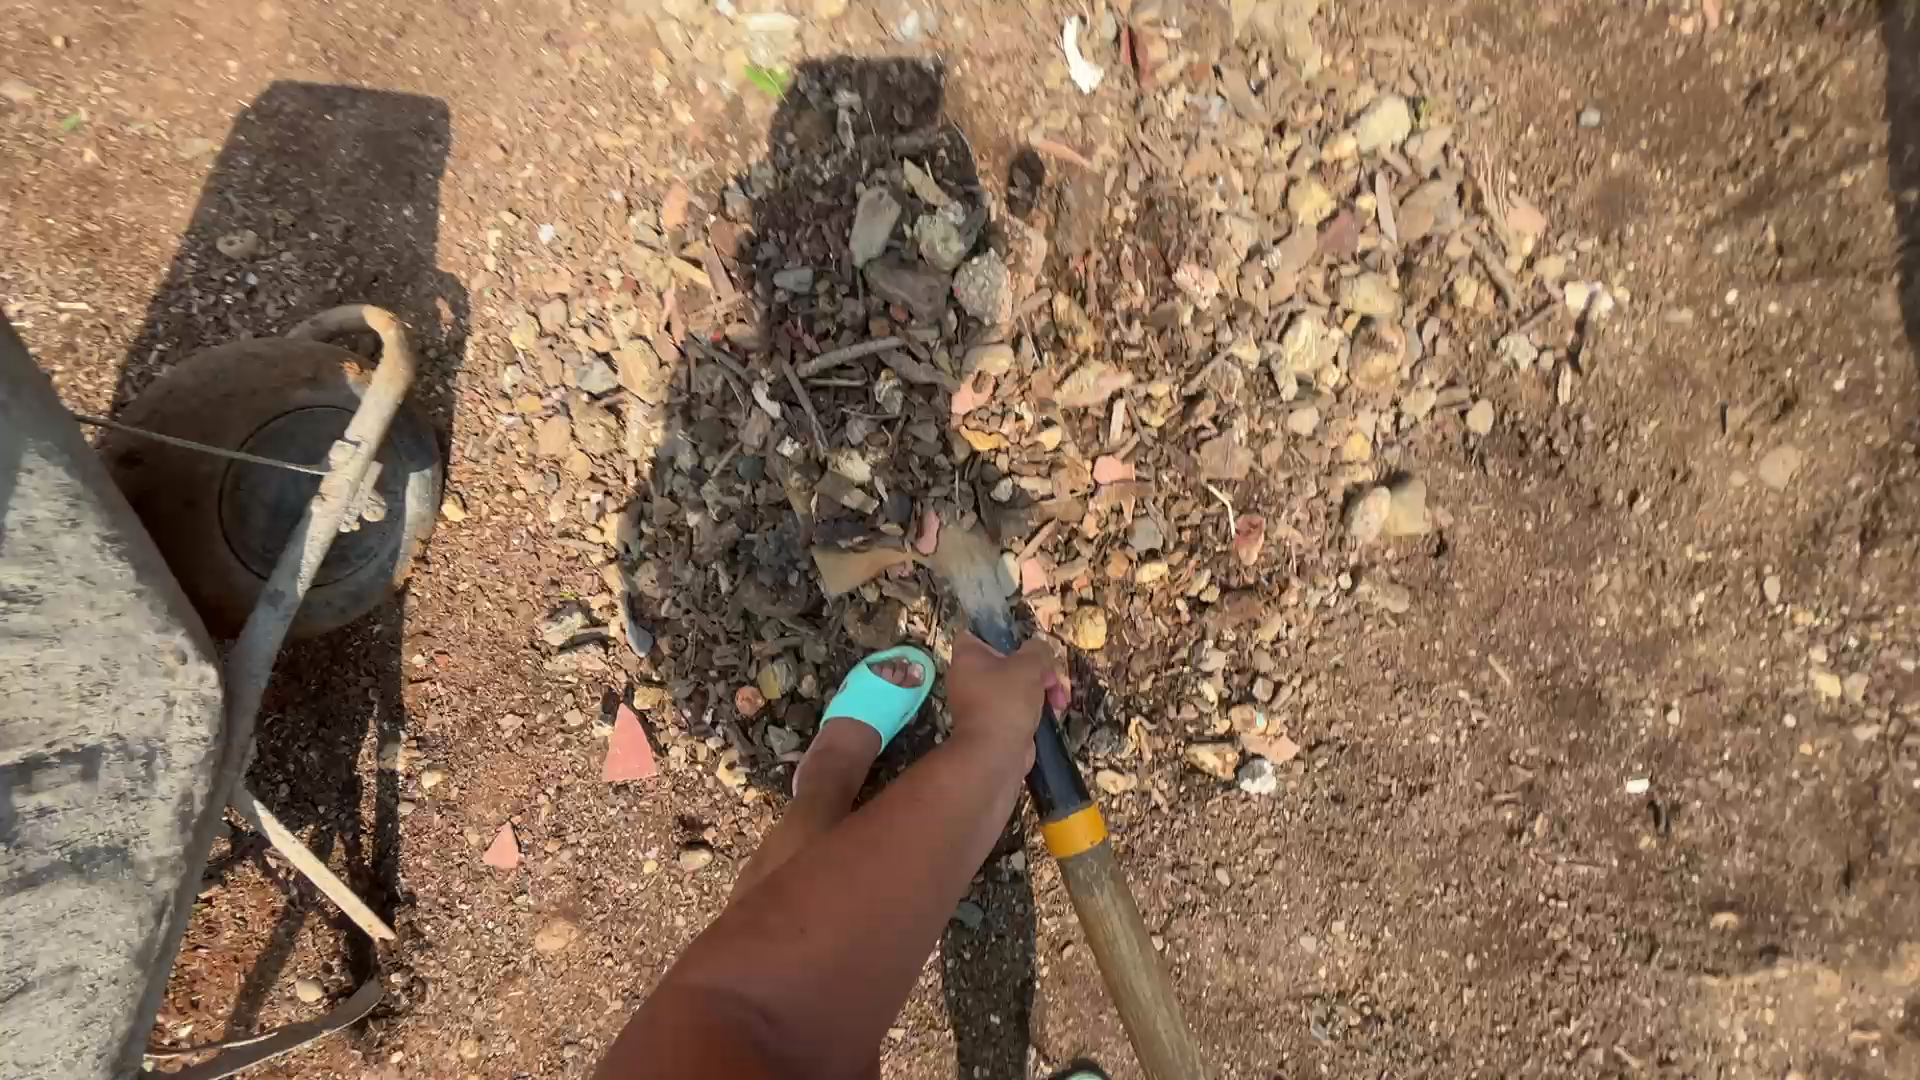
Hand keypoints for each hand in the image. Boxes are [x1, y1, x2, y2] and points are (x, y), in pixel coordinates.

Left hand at [945, 632, 1069, 758]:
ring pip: (1013, 685)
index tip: (1022, 644)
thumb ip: (1038, 650)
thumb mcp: (1029, 665)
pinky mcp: (992, 723)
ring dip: (1039, 689)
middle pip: (1004, 662)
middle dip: (1034, 668)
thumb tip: (1040, 651)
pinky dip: (1032, 709)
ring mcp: (979, 703)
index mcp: (967, 657)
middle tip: (1052, 677)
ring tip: (1059, 700)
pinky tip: (1052, 713)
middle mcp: (968, 678)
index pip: (974, 634)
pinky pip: (1014, 707)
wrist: (995, 754)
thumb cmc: (1006, 701)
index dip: (998, 635)